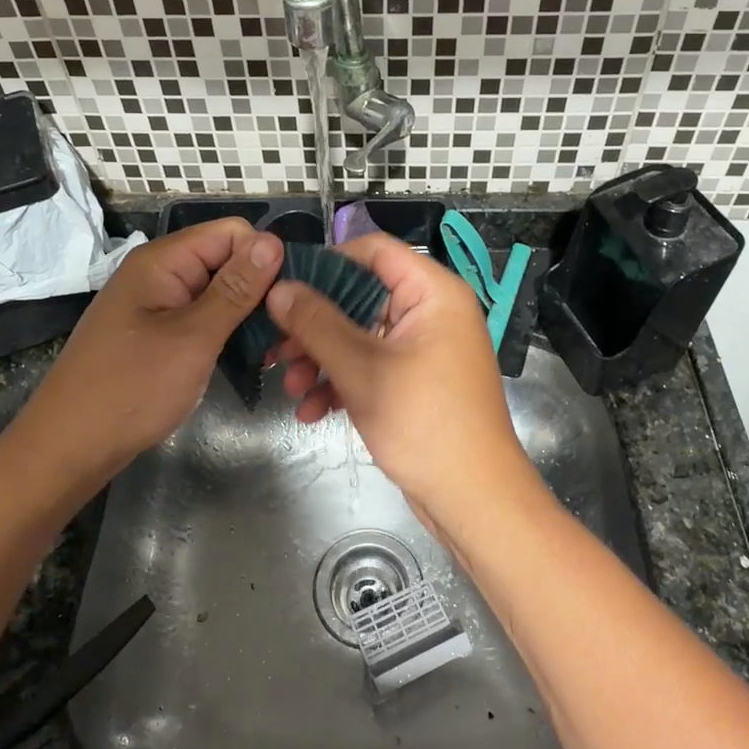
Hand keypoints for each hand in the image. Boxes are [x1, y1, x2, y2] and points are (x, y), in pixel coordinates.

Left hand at [21, 218, 281, 465]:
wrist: (70, 448)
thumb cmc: (131, 390)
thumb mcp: (193, 338)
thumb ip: (235, 289)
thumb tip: (273, 240)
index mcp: (163, 261)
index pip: (233, 233)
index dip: (265, 259)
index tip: (290, 300)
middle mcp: (159, 273)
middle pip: (227, 260)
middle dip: (261, 290)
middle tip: (289, 336)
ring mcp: (156, 304)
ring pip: (218, 292)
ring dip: (247, 316)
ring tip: (275, 352)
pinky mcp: (157, 333)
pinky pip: (202, 317)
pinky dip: (226, 333)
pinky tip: (247, 359)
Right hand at [266, 234, 536, 520]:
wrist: (473, 497)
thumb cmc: (423, 422)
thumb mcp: (362, 370)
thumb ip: (317, 324)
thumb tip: (278, 287)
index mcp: (432, 292)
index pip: (373, 250)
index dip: (326, 261)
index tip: (282, 283)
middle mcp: (432, 311)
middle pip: (361, 295)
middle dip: (315, 323)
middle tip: (274, 345)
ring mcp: (425, 347)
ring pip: (361, 334)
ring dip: (322, 358)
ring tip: (290, 386)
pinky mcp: (417, 380)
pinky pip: (373, 365)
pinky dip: (342, 382)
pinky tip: (311, 411)